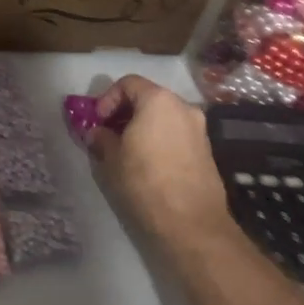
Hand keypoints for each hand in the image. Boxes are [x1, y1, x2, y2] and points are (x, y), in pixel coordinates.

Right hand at [90, 75, 233, 252]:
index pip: (128, 83)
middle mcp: (183, 107)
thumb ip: (102, 139)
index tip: (99, 120)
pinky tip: (149, 163)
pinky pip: (177, 134)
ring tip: (128, 150)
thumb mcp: (112, 159)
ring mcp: (199, 129)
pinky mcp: (207, 150)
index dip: (108, 98)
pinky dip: (160, 139)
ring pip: (164, 117)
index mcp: (158, 100)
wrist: (191, 222)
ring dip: (144, 126)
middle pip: (149, 98)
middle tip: (109, 133)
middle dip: (126, 112)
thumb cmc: (145, 181)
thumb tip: (97, 134)